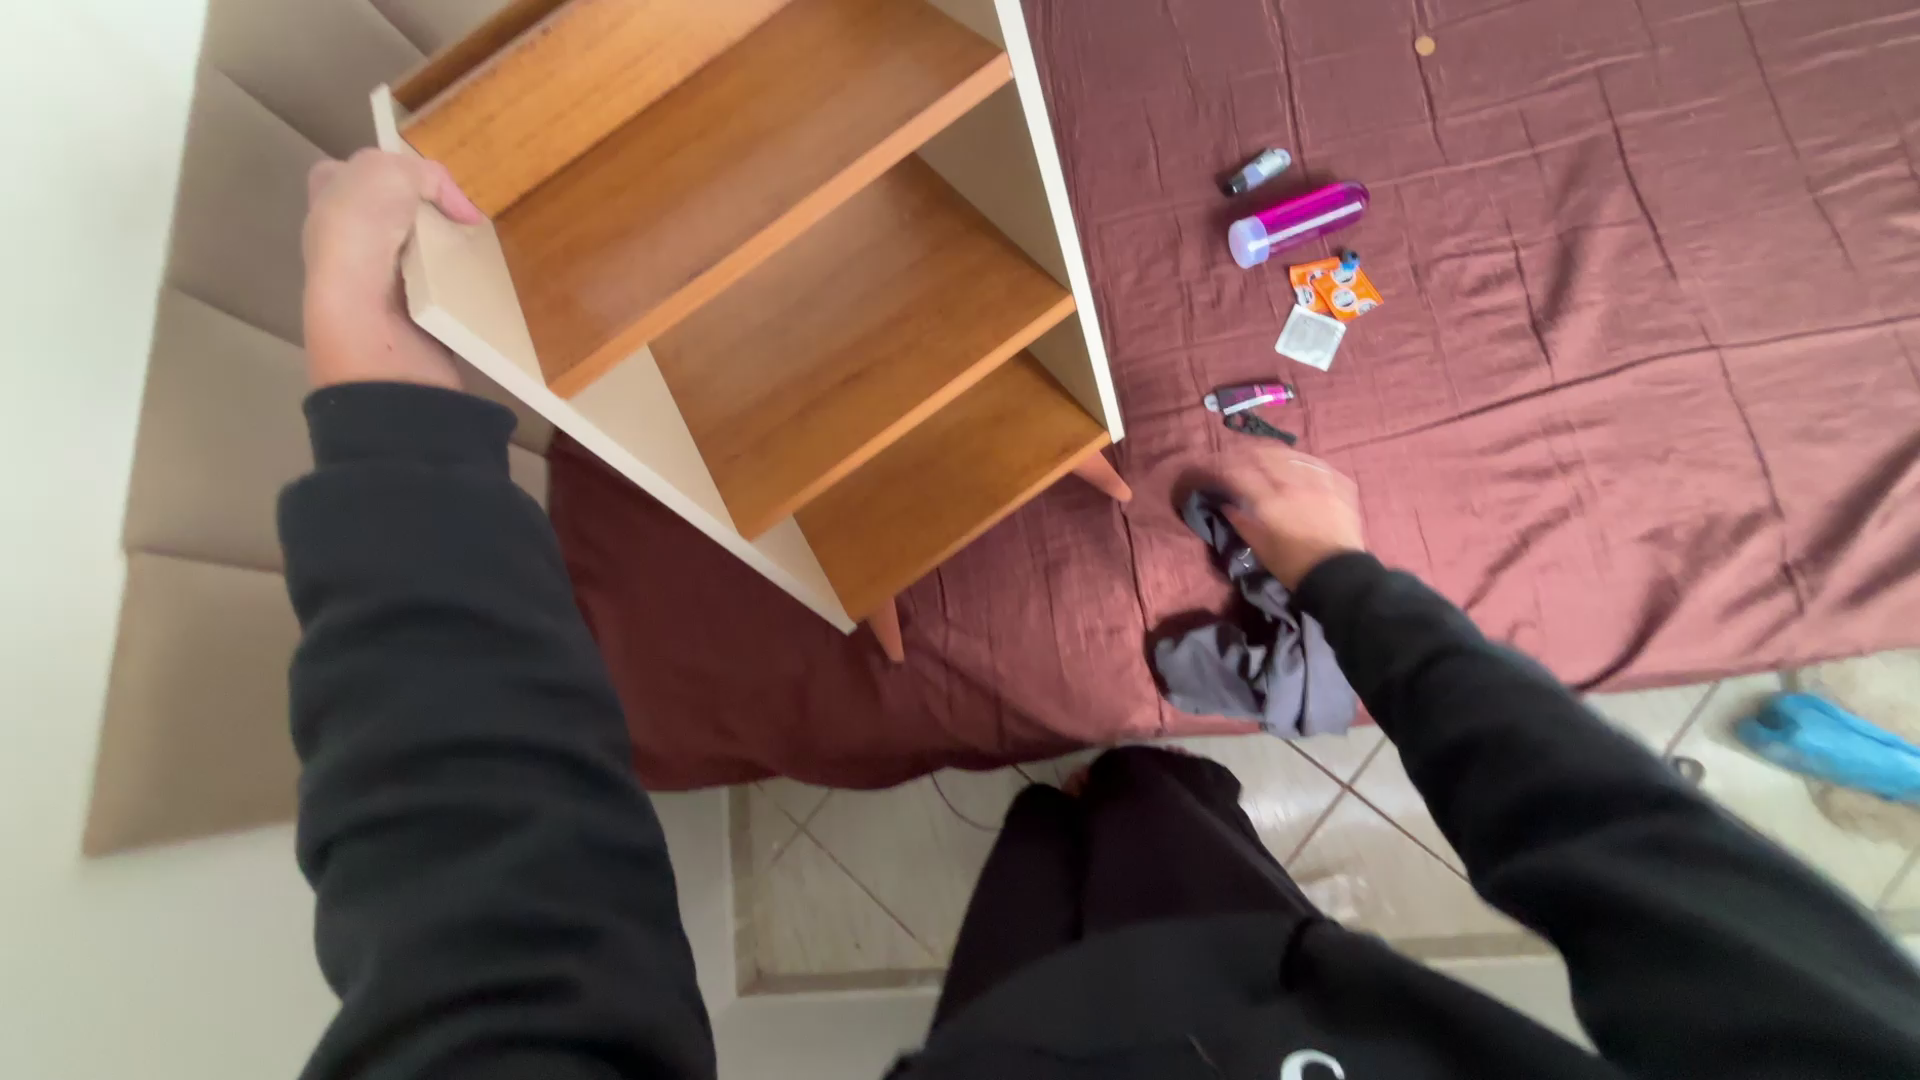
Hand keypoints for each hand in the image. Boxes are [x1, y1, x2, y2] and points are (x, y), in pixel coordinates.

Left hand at [301, 149, 484, 389]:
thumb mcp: (388, 175)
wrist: (370, 322)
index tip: (432, 191)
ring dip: (448, 262)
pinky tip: (477, 292)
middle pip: (393, 222)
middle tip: (464, 228)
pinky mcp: (406, 321)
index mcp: (327, 207)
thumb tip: (465, 212)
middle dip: (428, 223)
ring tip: (480, 261)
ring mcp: (375, 287)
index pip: (352, 177)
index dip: (392, 176)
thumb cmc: (363, 241)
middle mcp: (345, 245)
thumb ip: (426, 174)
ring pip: (418, 261)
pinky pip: (439, 300)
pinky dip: (460, 297)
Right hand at [1217, 447, 1365, 588]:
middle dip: (1246, 454)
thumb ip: (1240, 521)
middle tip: (1237, 457)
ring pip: (1291, 455)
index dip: (1223, 467)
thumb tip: (1226, 504)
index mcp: (1269, 502)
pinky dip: (1301, 461)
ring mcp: (1318, 482)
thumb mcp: (1259, 546)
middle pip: (1264, 456)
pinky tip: (1297, 463)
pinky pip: (1317, 463)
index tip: (1215, 468)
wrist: (1337, 573)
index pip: (1239, 472)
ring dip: (1273, 452)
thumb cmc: (1292, 564)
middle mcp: (1293, 485)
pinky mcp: (1339, 484)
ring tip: (1265, 455)